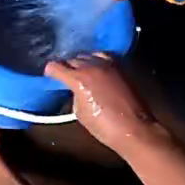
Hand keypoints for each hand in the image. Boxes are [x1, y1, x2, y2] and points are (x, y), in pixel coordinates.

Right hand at [44, 53, 166, 150]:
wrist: (134, 129)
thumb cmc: (103, 126)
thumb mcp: (79, 111)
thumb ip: (73, 94)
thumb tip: (75, 88)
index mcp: (78, 79)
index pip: (56, 66)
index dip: (50, 71)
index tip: (50, 76)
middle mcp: (91, 67)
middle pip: (72, 59)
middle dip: (66, 67)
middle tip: (64, 76)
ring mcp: (108, 65)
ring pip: (87, 55)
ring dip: (81, 62)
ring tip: (80, 71)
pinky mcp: (120, 68)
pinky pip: (103, 57)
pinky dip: (96, 60)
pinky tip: (95, 68)